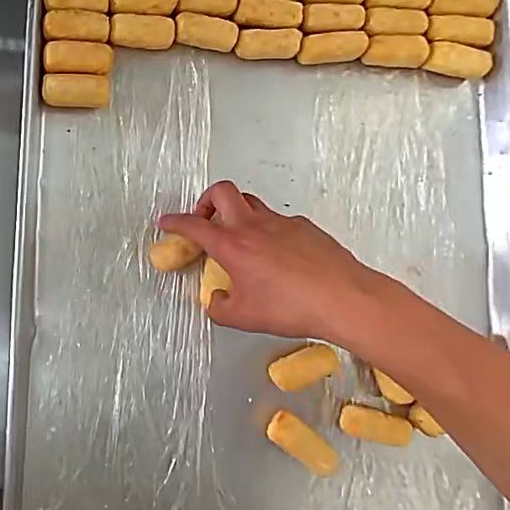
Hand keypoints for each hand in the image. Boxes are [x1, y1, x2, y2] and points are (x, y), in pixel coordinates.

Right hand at [156, 181, 399, 347]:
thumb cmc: (293, 306)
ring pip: (251, 202)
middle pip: (222, 191)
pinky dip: (267, 229)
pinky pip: (278, 219)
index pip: (194, 225)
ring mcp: (281, 223)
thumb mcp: (244, 317)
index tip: (167, 222)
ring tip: (237, 236)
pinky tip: (275, 254)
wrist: (343, 298)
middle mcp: (254, 226)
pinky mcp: (304, 227)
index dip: (175, 221)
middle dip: (206, 200)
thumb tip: (217, 301)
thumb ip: (221, 307)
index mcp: (233, 245)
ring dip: (236, 212)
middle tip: (205, 220)